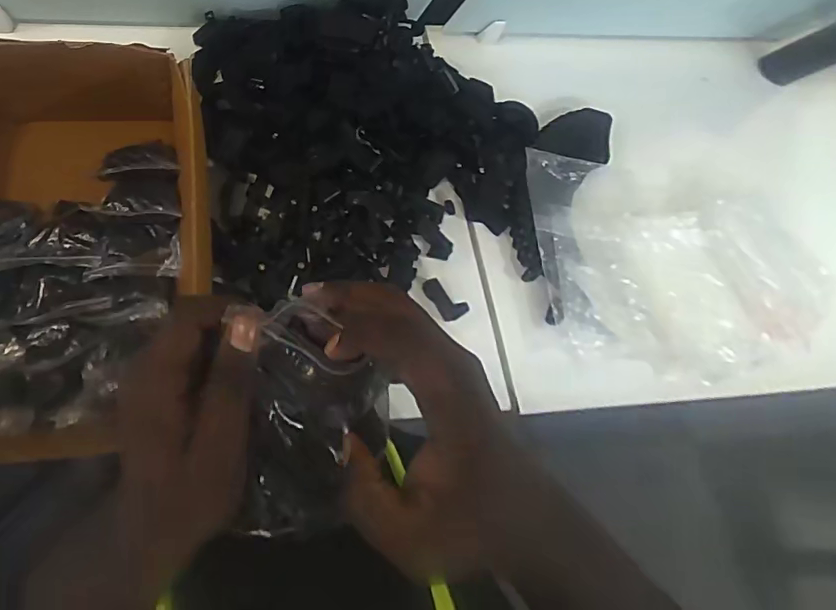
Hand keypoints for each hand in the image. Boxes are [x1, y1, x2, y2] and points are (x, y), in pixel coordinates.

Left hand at [24, 295, 262, 608]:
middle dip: (225, 326)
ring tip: (250, 366)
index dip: (225, 308)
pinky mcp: (146, 389)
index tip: (262, 323)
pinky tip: (227, 387)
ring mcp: (140, 376)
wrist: (144, 533)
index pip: (187, 313)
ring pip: (183, 337)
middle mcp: (141, 364)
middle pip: (184, 321)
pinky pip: (178, 357)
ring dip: (217, 343)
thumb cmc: (187, 495)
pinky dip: (206, 361)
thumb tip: (246, 320)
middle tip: (262, 348)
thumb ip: (231, 380)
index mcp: (155, 373)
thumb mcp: (220, 443)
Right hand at [305, 282, 678, 608]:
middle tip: (303, 303)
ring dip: (358, 300)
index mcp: (450, 398)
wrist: (531, 525)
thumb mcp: (409, 536)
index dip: (360, 333)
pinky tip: (343, 330)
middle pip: (401, 309)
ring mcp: (454, 360)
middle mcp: (454, 366)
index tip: (324, 350)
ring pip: (404, 308)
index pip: (404, 340)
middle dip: (350, 298)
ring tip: (315, 307)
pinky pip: (407, 322)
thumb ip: (362, 493)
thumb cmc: (471, 528)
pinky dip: (371, 314)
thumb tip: (336, 437)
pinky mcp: (449, 364)